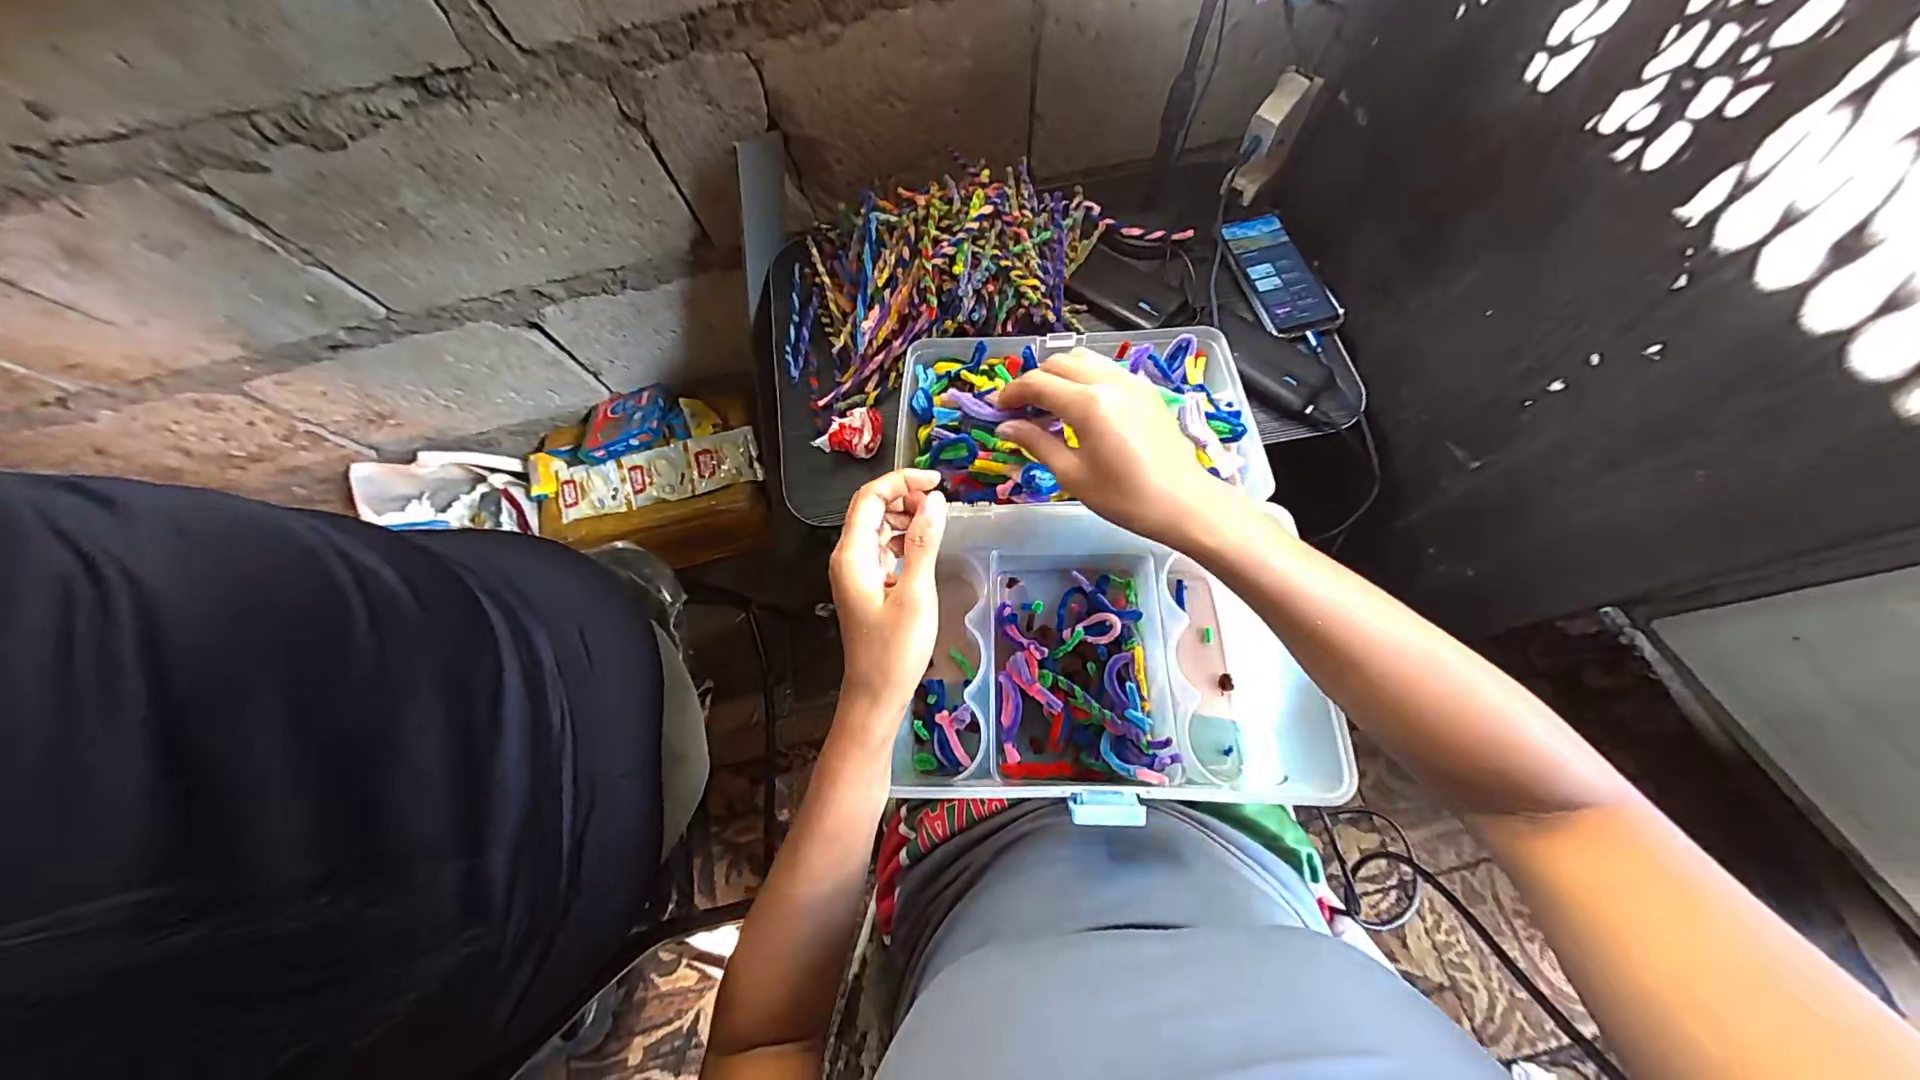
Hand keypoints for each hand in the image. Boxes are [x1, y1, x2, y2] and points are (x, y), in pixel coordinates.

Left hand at [829, 469, 947, 723]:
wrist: (876, 695)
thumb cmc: (894, 651)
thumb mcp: (915, 593)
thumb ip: (925, 543)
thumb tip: (935, 501)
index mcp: (852, 555)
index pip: (869, 497)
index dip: (901, 480)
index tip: (936, 481)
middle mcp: (849, 558)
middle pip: (871, 508)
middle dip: (905, 497)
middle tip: (939, 504)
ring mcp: (857, 572)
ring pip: (879, 528)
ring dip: (906, 518)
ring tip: (937, 523)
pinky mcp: (868, 585)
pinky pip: (884, 549)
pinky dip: (905, 540)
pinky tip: (925, 548)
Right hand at [996, 346, 1236, 546]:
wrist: (1183, 503)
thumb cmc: (1125, 497)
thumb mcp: (1072, 475)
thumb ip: (1037, 443)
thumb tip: (1006, 426)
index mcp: (1088, 404)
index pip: (1037, 383)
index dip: (1011, 393)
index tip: (997, 409)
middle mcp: (1108, 381)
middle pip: (1057, 363)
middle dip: (1032, 382)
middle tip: (1019, 410)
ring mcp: (1130, 381)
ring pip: (1082, 359)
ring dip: (1057, 375)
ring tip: (1047, 406)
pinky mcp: (1145, 388)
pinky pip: (1104, 369)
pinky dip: (1082, 378)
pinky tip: (1078, 407)